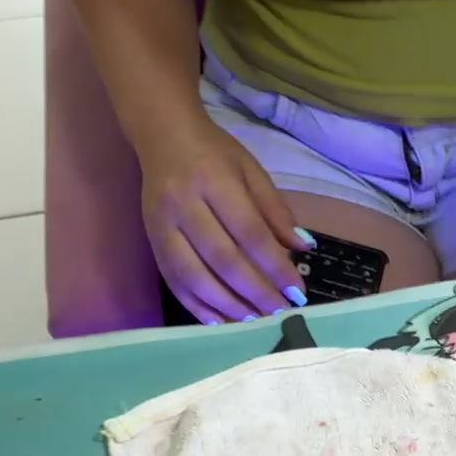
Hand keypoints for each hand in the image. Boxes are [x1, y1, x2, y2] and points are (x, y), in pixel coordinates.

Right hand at [138, 117, 311, 323]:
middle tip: (279, 311)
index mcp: (214, 180)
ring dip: (227, 305)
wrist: (161, 134)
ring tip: (255, 320)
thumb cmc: (215, 154)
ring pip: (195, 276)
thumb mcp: (252, 172)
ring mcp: (161, 225)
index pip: (250, 233)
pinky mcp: (151, 242)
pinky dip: (198, 306)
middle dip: (255, 291)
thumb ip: (276, 211)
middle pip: (223, 259)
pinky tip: (220, 321)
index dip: (275, 267)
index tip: (297, 291)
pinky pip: (174, 282)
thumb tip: (304, 247)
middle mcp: (183, 203)